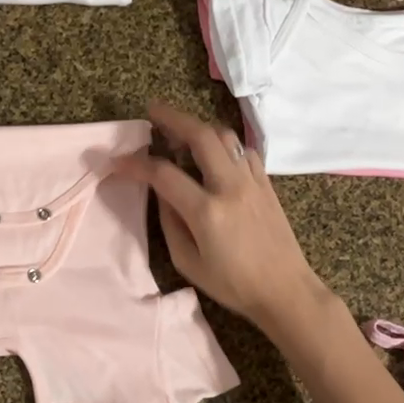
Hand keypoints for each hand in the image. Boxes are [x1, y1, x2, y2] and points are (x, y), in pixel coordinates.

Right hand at [113, 101, 334, 340]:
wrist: (286, 290)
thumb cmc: (233, 285)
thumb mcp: (188, 263)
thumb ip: (170, 223)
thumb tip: (161, 193)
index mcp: (207, 212)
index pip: (163, 174)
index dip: (136, 164)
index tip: (117, 161)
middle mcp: (230, 187)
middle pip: (200, 136)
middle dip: (173, 118)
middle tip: (152, 111)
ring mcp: (252, 181)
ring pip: (225, 137)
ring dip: (199, 127)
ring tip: (180, 131)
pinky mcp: (266, 184)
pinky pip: (243, 151)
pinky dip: (223, 144)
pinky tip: (213, 153)